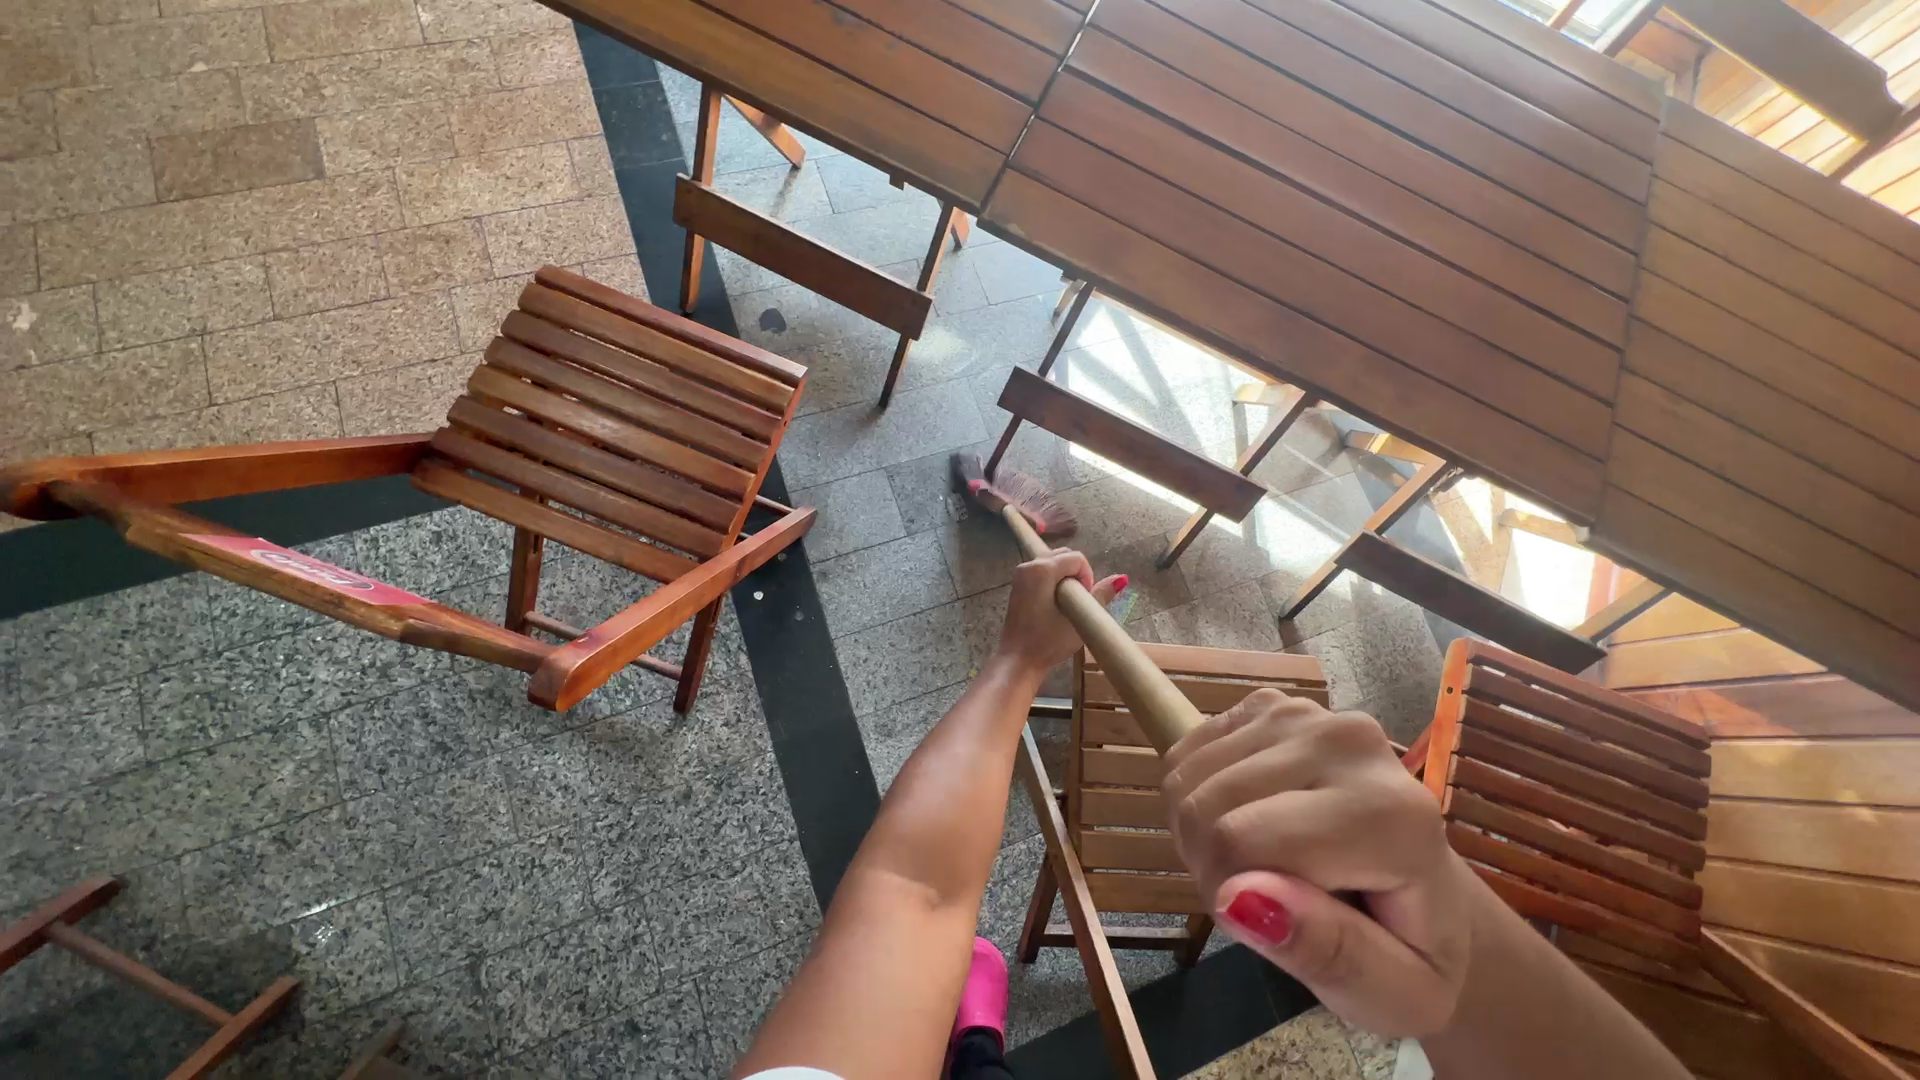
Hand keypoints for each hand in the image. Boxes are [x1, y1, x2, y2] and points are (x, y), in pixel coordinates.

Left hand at [992, 548, 1125, 677]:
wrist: (1018, 659)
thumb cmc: (1049, 642)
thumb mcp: (1080, 619)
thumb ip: (1100, 595)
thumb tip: (1121, 578)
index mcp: (1042, 570)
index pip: (1077, 558)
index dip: (1087, 576)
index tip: (1084, 600)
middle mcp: (1029, 565)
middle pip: (1064, 555)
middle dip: (1076, 575)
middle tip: (1077, 602)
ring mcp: (1021, 574)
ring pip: (1053, 563)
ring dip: (1066, 578)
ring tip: (1067, 605)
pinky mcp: (1018, 585)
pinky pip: (1043, 572)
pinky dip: (1054, 581)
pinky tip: (1055, 605)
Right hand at [1163, 690, 1476, 1035]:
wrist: (1422, 890)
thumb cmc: (1412, 951)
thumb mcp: (1392, 993)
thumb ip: (1324, 951)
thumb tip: (1240, 896)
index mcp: (1390, 814)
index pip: (1240, 840)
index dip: (1225, 897)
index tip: (1265, 930)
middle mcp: (1346, 740)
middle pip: (1207, 806)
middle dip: (1210, 867)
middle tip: (1258, 902)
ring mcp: (1303, 713)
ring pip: (1187, 778)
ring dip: (1197, 833)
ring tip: (1251, 864)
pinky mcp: (1270, 704)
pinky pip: (1186, 752)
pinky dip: (1193, 796)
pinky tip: (1238, 819)